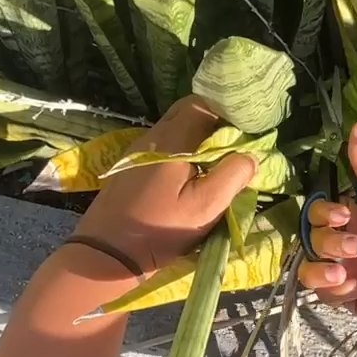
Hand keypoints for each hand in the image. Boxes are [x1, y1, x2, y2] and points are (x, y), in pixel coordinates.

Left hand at [71, 96, 255, 274]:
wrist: (105, 253)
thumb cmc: (159, 229)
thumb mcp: (205, 207)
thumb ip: (233, 175)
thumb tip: (251, 154)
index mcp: (173, 139)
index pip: (204, 103)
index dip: (228, 112)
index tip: (247, 132)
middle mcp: (153, 135)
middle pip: (189, 112)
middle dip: (215, 124)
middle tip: (234, 148)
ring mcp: (139, 150)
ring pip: (176, 129)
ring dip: (198, 139)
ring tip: (217, 164)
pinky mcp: (131, 166)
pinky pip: (164, 146)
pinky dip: (182, 152)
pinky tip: (190, 176)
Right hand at [297, 121, 356, 328]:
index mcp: (350, 216)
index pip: (318, 210)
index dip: (324, 212)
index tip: (344, 215)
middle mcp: (340, 241)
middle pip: (311, 238)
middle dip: (330, 243)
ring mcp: (339, 269)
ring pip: (308, 267)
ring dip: (324, 271)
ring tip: (347, 276)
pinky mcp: (342, 296)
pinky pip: (323, 293)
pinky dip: (341, 291)